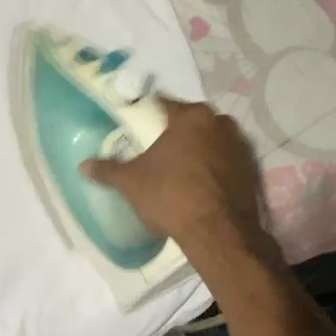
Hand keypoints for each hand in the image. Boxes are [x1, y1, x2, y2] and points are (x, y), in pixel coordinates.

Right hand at [82, 98, 269, 254]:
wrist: (218, 231)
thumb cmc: (171, 195)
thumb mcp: (131, 183)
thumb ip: (108, 170)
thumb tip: (83, 166)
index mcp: (191, 116)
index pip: (163, 104)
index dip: (147, 113)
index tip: (137, 124)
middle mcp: (220, 123)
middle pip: (190, 122)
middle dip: (174, 133)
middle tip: (156, 151)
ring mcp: (240, 146)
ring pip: (210, 142)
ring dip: (196, 151)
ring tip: (177, 170)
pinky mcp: (251, 171)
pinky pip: (224, 163)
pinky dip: (212, 169)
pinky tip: (198, 187)